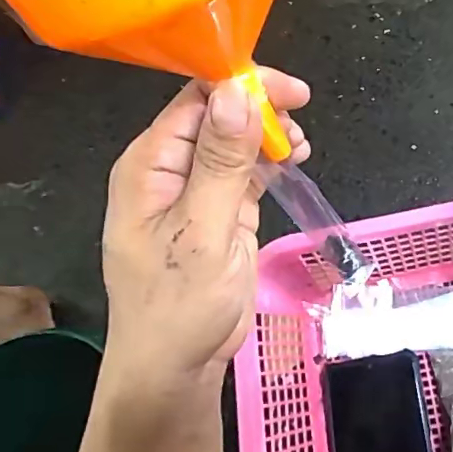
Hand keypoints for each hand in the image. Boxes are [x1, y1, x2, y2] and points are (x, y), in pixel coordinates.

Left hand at [102, 69, 311, 371]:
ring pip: (236, 141)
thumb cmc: (180, 303)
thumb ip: (221, 162)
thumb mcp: (203, 230)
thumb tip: (237, 93)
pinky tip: (294, 160)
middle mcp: (170, 169)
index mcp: (150, 165)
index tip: (292, 92)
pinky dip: (271, 161)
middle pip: (218, 116)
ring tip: (301, 146)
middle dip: (260, 109)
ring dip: (269, 135)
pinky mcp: (220, 210)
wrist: (177, 364)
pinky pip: (246, 171)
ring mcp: (196, 190)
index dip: (242, 86)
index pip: (196, 102)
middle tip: (301, 118)